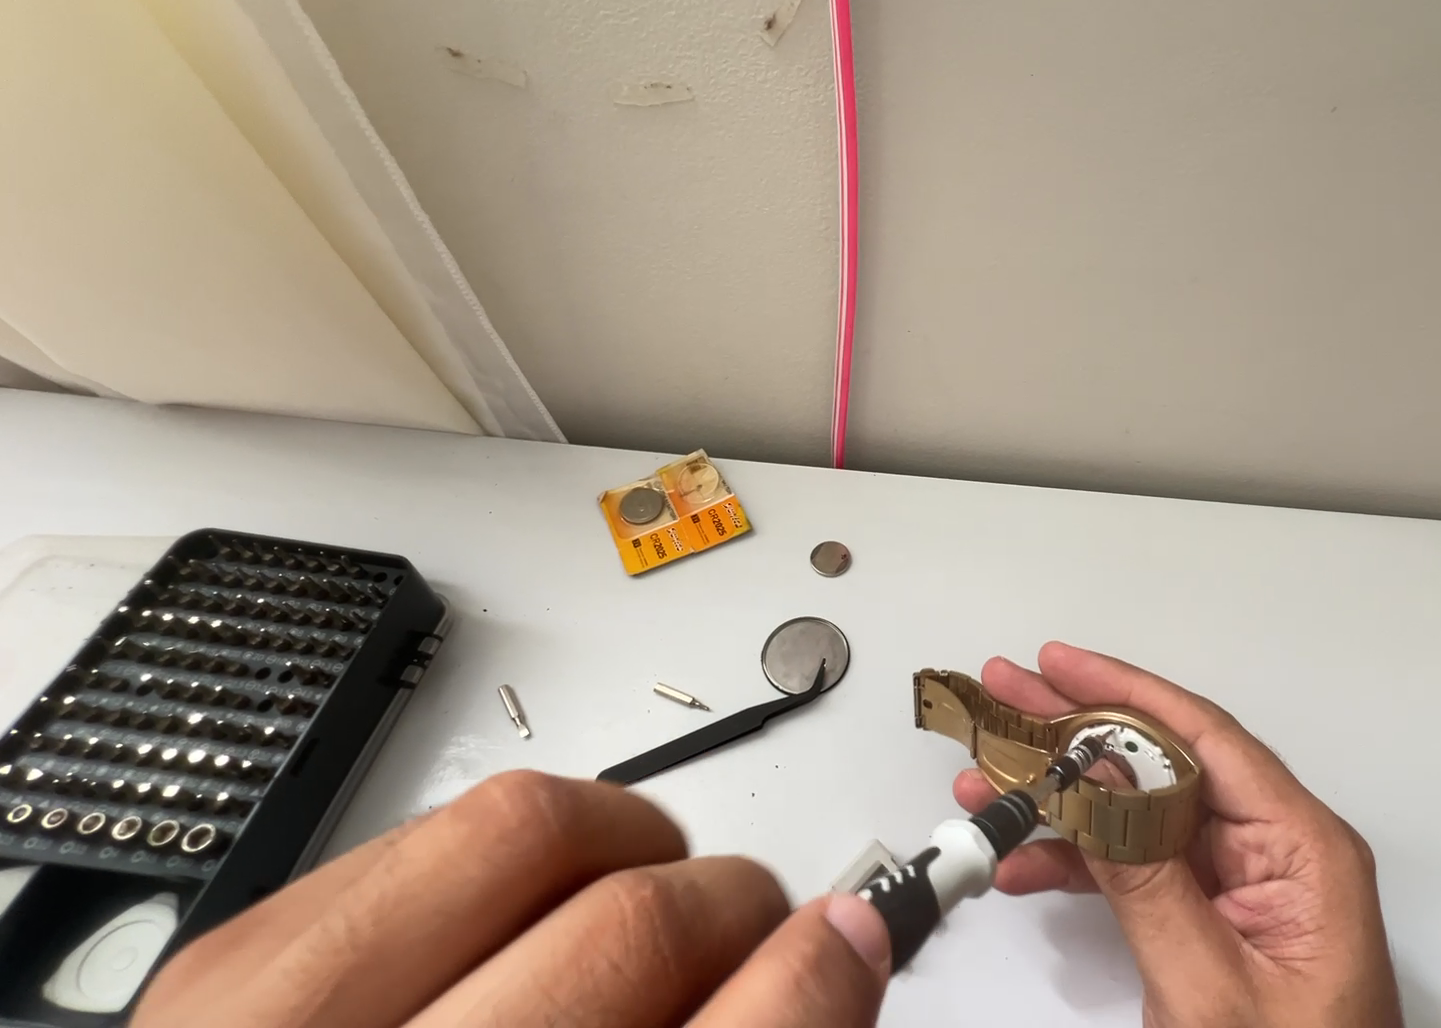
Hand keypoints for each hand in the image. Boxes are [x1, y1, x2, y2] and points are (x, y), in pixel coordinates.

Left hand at [133, 772, 891, 1027]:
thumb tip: (835, 955)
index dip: (814, 988)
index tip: (853, 935)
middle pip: (630, 935)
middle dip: (735, 908)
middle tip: (749, 928)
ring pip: (525, 833)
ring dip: (633, 844)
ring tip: (648, 887)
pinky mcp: (213, 979)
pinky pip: (433, 827)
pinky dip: (532, 841)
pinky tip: (540, 904)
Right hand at [953, 642, 1400, 1027]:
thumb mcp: (1206, 986)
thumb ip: (1146, 872)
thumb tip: (1096, 767)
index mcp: (1298, 843)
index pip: (1203, 736)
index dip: (1123, 689)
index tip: (1055, 662)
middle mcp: (1267, 839)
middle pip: (1160, 757)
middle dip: (1075, 725)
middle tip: (1003, 690)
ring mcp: (1232, 872)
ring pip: (1134, 805)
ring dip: (1058, 795)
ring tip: (985, 777)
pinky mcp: (1201, 903)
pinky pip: (1132, 861)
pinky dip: (1074, 859)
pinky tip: (1018, 863)